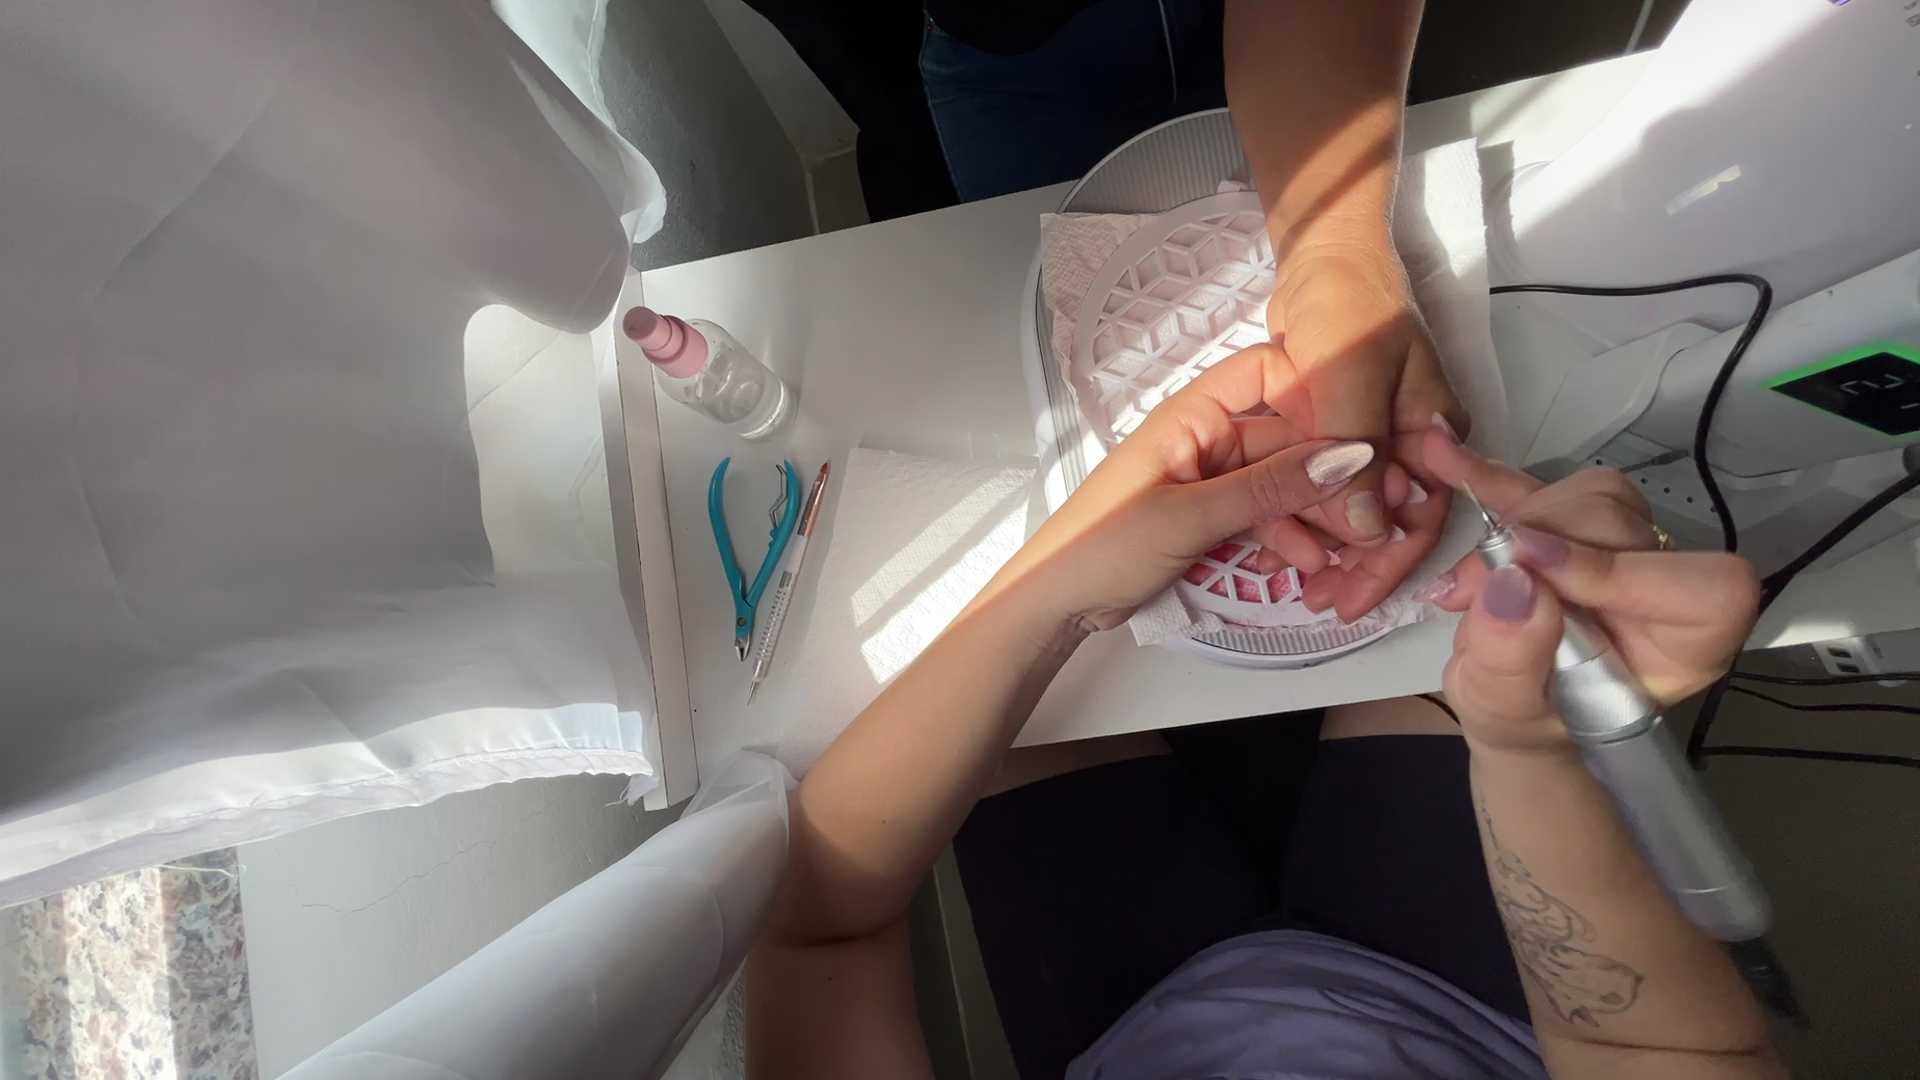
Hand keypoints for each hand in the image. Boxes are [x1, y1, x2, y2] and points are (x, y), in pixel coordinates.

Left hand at [997, 344, 1371, 636]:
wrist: (1057, 601)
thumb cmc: (1103, 546)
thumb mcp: (1189, 516)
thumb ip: (1268, 488)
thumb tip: (1350, 456)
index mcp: (1190, 416)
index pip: (1266, 374)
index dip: (1316, 397)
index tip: (1360, 441)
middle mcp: (1202, 439)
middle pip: (1284, 441)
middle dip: (1326, 479)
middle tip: (1368, 521)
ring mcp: (1205, 481)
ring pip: (1278, 484)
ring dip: (1310, 516)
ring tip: (1338, 554)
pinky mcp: (1205, 518)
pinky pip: (1260, 516)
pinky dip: (1283, 536)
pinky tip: (1302, 563)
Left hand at [1258, 241, 1467, 621]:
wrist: (1323, 258)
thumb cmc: (1344, 307)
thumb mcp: (1346, 379)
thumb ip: (1356, 453)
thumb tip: (1373, 531)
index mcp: (1430, 428)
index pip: (1418, 511)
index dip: (1386, 561)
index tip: (1353, 600)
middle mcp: (1407, 436)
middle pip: (1386, 517)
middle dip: (1357, 563)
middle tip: (1324, 602)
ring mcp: (1371, 433)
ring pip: (1355, 506)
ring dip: (1329, 545)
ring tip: (1300, 585)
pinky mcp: (1337, 430)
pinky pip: (1326, 484)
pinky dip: (1307, 511)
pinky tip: (1282, 543)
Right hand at [1426, 425, 1761, 752]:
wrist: (1510, 706)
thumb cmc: (1521, 720)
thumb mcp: (1504, 708)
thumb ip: (1512, 657)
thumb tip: (1511, 584)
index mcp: (1683, 641)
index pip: (1698, 584)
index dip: (1617, 567)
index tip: (1531, 572)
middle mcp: (1662, 585)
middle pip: (1626, 524)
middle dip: (1537, 543)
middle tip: (1473, 586)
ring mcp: (1614, 549)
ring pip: (1588, 495)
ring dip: (1513, 522)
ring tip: (1464, 580)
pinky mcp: (1561, 527)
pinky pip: (1534, 486)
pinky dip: (1486, 475)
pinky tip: (1444, 459)